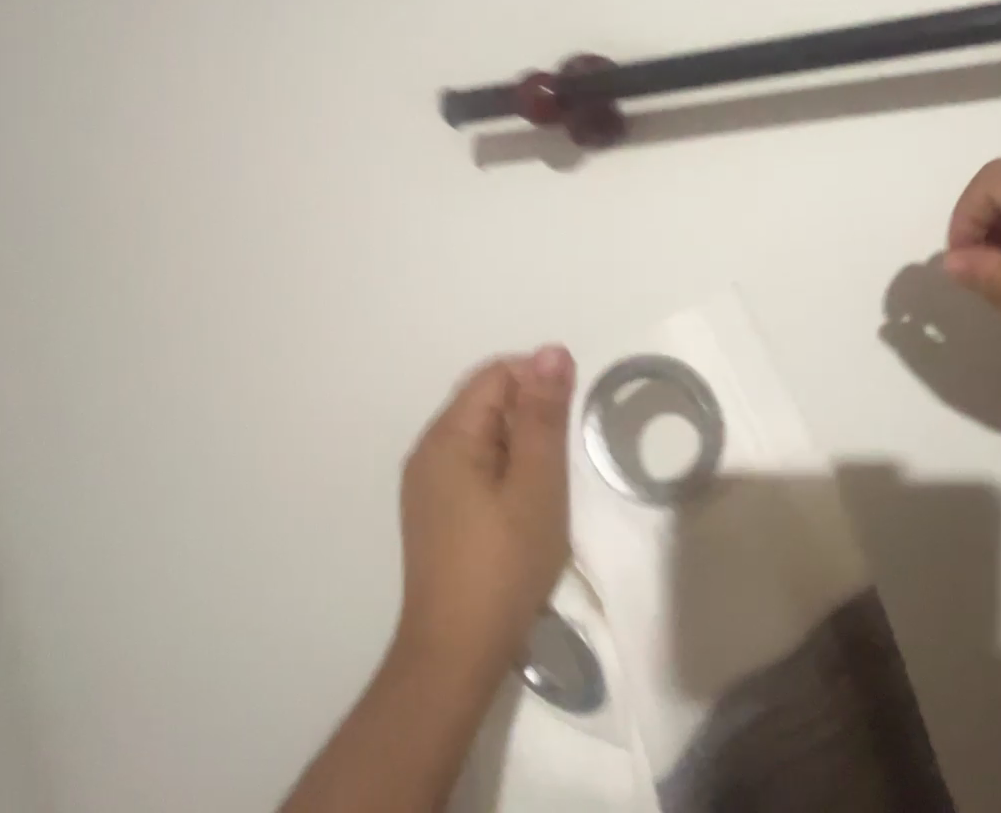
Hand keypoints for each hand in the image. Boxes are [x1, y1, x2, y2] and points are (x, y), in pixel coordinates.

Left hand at [393, 346, 574, 691]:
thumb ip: (544, 414)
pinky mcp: (436, 512)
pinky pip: (474, 464)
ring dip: (523, 443)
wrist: (456, 651)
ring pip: (483, 435)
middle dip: (532, 413)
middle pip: (486, 400)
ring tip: (550, 484)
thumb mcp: (537, 483)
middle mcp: (427, 452)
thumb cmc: (504, 562)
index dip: (540, 382)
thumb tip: (551, 350)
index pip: (496, 374)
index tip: (572, 423)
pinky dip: (506, 468)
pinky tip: (526, 503)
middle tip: (565, 458)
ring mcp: (427, 484)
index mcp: (447, 437)